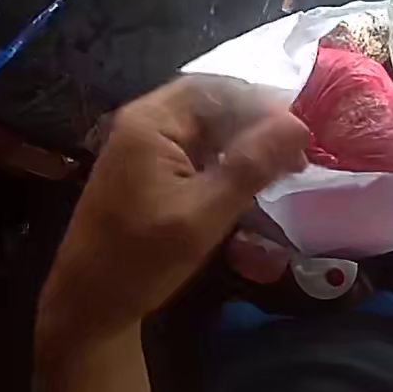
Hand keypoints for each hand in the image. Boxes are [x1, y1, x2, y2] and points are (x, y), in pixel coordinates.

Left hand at [39, 76, 307, 345]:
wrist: (90, 302)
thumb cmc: (142, 258)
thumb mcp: (203, 214)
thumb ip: (250, 166)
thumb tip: (298, 124)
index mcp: (151, 121)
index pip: (218, 89)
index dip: (264, 104)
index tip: (302, 132)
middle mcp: (145, 122)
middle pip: (213, 104)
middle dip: (258, 123)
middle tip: (298, 151)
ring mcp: (145, 146)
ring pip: (207, 127)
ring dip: (245, 141)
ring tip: (285, 165)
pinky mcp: (149, 169)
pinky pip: (196, 149)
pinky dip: (227, 158)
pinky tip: (251, 178)